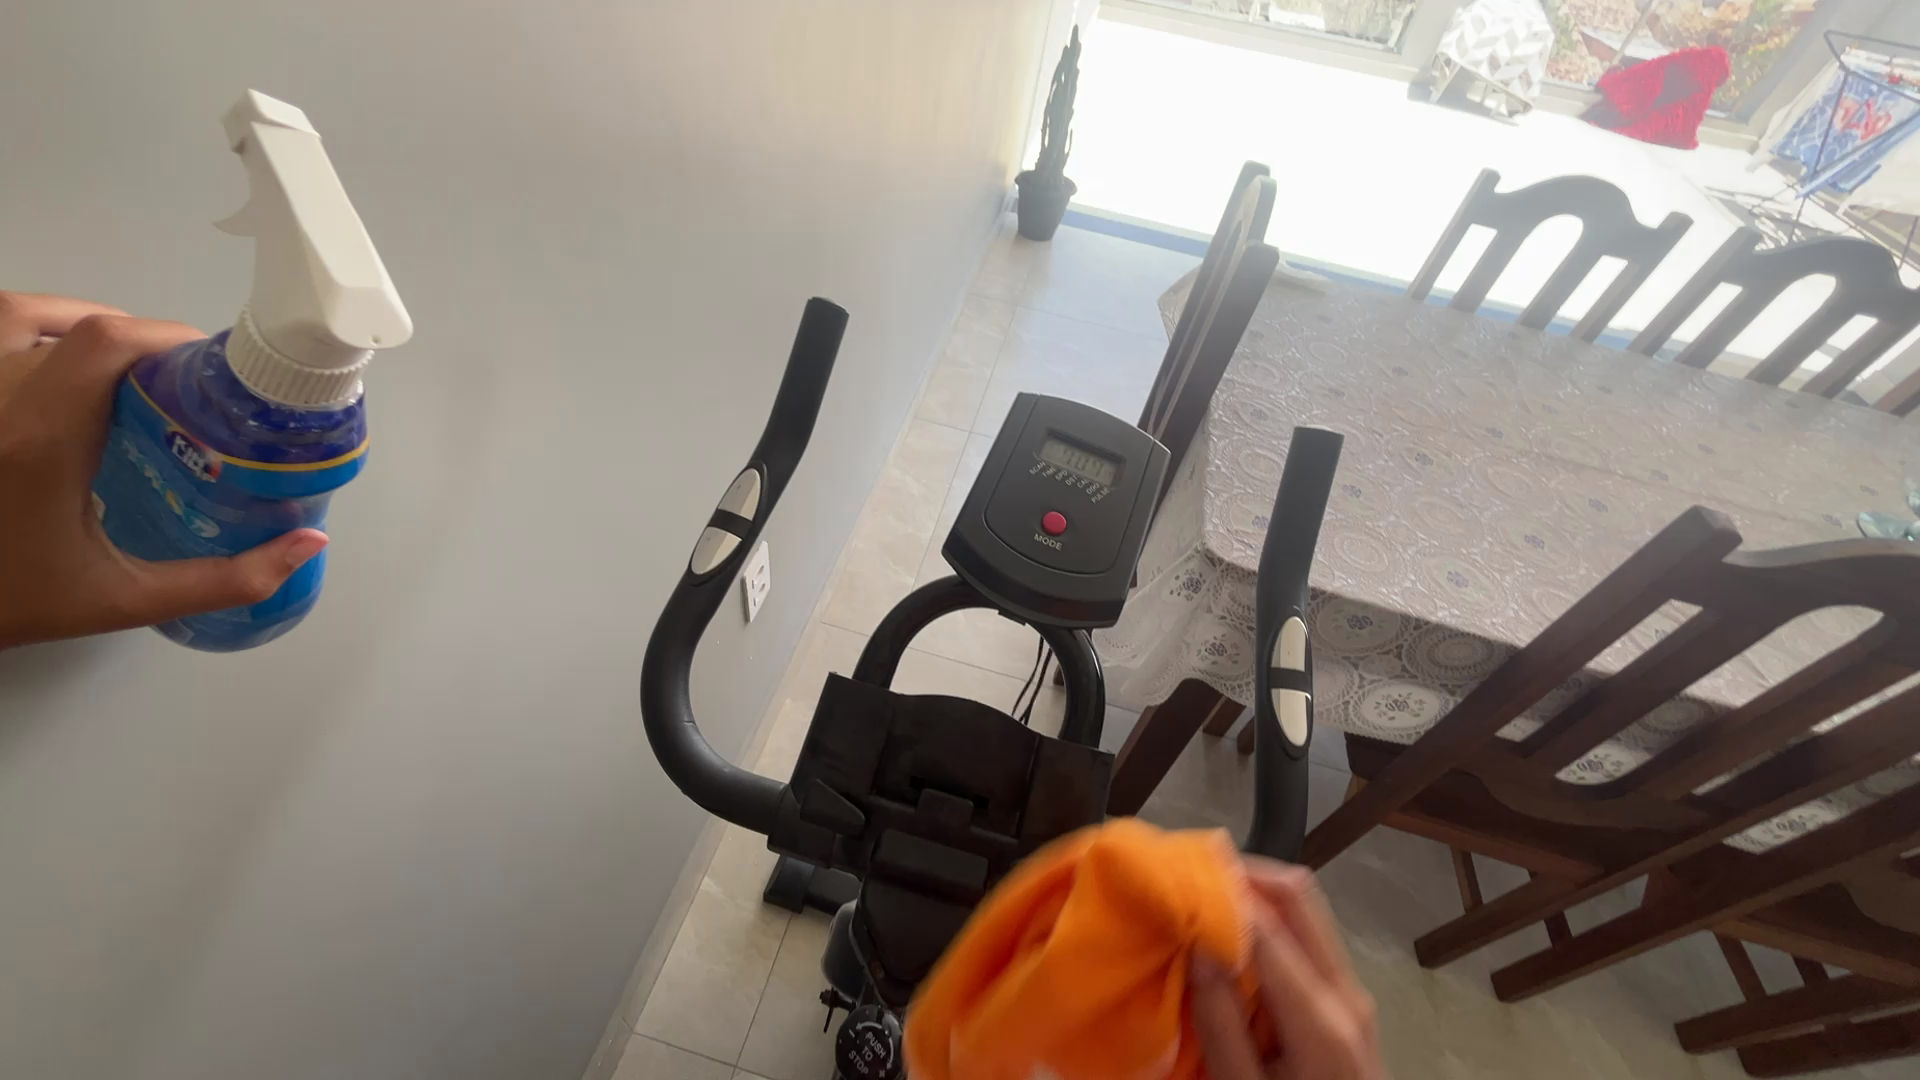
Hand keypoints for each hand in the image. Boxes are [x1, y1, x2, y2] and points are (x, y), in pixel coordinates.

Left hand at [0, 291, 327, 648]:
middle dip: (147, 346)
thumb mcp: (123, 601)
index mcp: (37, 441)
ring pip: (21, 317)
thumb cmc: (7, 599)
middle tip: (191, 386)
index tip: (219, 368)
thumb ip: (226, 578)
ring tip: (135, 365)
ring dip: (86, 328)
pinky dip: (33, 331)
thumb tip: (310, 541)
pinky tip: (67, 366)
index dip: (170, 338)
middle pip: (77, 332)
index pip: (105, 345)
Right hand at [1191, 860, 1383, 1079]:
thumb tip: (1198, 938)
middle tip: (1187, 872)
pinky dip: (1265, 917)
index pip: (1267, 923)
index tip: (1171, 875)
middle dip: (1241, 870)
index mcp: (1322, 1020)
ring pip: (1303, 907)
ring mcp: (1352, 993)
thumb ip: (1220, 1019)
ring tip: (1201, 894)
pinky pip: (1304, 934)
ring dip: (1252, 890)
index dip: (1218, 889)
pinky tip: (1228, 932)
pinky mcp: (1346, 1000)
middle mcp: (1346, 991)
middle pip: (1298, 893)